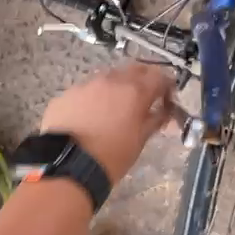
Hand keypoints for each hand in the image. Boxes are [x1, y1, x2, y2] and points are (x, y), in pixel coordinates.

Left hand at [37, 63, 176, 179]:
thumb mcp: (139, 140)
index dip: (167, 85)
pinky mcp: (67, 94)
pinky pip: (87, 89)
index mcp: (135, 92)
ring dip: (117, 86)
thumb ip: (154, 121)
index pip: (159, 77)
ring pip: (109, 77)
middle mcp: (111, 81)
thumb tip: (162, 112)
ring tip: (116, 107)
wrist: (68, 165)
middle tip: (145, 97)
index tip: (167, 97)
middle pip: (134, 69)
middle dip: (144, 79)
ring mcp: (87, 85)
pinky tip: (91, 115)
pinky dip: (94, 97)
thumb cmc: (110, 157)